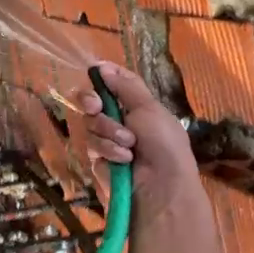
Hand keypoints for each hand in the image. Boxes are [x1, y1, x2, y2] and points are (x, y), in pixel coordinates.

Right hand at [76, 63, 197, 215]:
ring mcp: (107, 138)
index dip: (102, 75)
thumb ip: (124, 86)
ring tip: (128, 145)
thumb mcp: (150, 109)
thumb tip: (100, 65)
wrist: (162, 187)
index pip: (112, 82)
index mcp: (136, 105)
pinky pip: (92, 143)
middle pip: (91, 98)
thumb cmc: (163, 144)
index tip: (94, 71)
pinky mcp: (97, 156)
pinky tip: (123, 159)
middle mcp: (119, 118)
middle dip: (92, 101)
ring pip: (90, 121)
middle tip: (96, 106)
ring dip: (108, 131)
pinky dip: (108, 149)